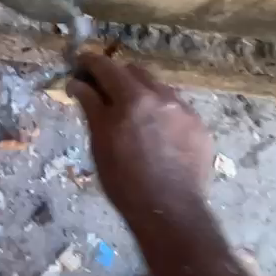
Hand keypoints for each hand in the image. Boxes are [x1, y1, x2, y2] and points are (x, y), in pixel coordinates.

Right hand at [69, 53, 214, 227]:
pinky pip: (176, 108)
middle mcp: (161, 95)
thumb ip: (90, 105)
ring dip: (142, 93)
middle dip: (117, 76)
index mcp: (132, 96)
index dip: (90, 62)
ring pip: (157, 88)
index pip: (106, 66)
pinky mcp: (200, 127)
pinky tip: (156, 134)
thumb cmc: (125, 180)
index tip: (80, 65)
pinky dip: (161, 113)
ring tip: (133, 116)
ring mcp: (184, 110)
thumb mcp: (99, 142)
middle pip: (134, 71)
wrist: (171, 214)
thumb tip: (76, 83)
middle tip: (104, 92)